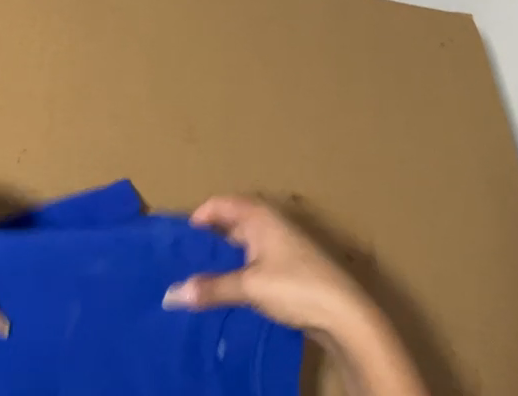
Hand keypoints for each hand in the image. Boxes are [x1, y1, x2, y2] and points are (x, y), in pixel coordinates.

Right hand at [161, 195, 369, 334]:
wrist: (346, 314)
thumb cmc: (295, 286)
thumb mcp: (249, 287)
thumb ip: (210, 288)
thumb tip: (170, 294)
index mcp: (259, 215)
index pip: (220, 203)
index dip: (199, 216)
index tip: (181, 239)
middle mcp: (271, 222)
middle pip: (233, 220)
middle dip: (210, 235)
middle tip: (186, 256)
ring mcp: (284, 244)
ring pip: (245, 241)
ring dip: (226, 254)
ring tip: (203, 273)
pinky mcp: (292, 266)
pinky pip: (256, 258)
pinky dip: (241, 267)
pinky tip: (233, 288)